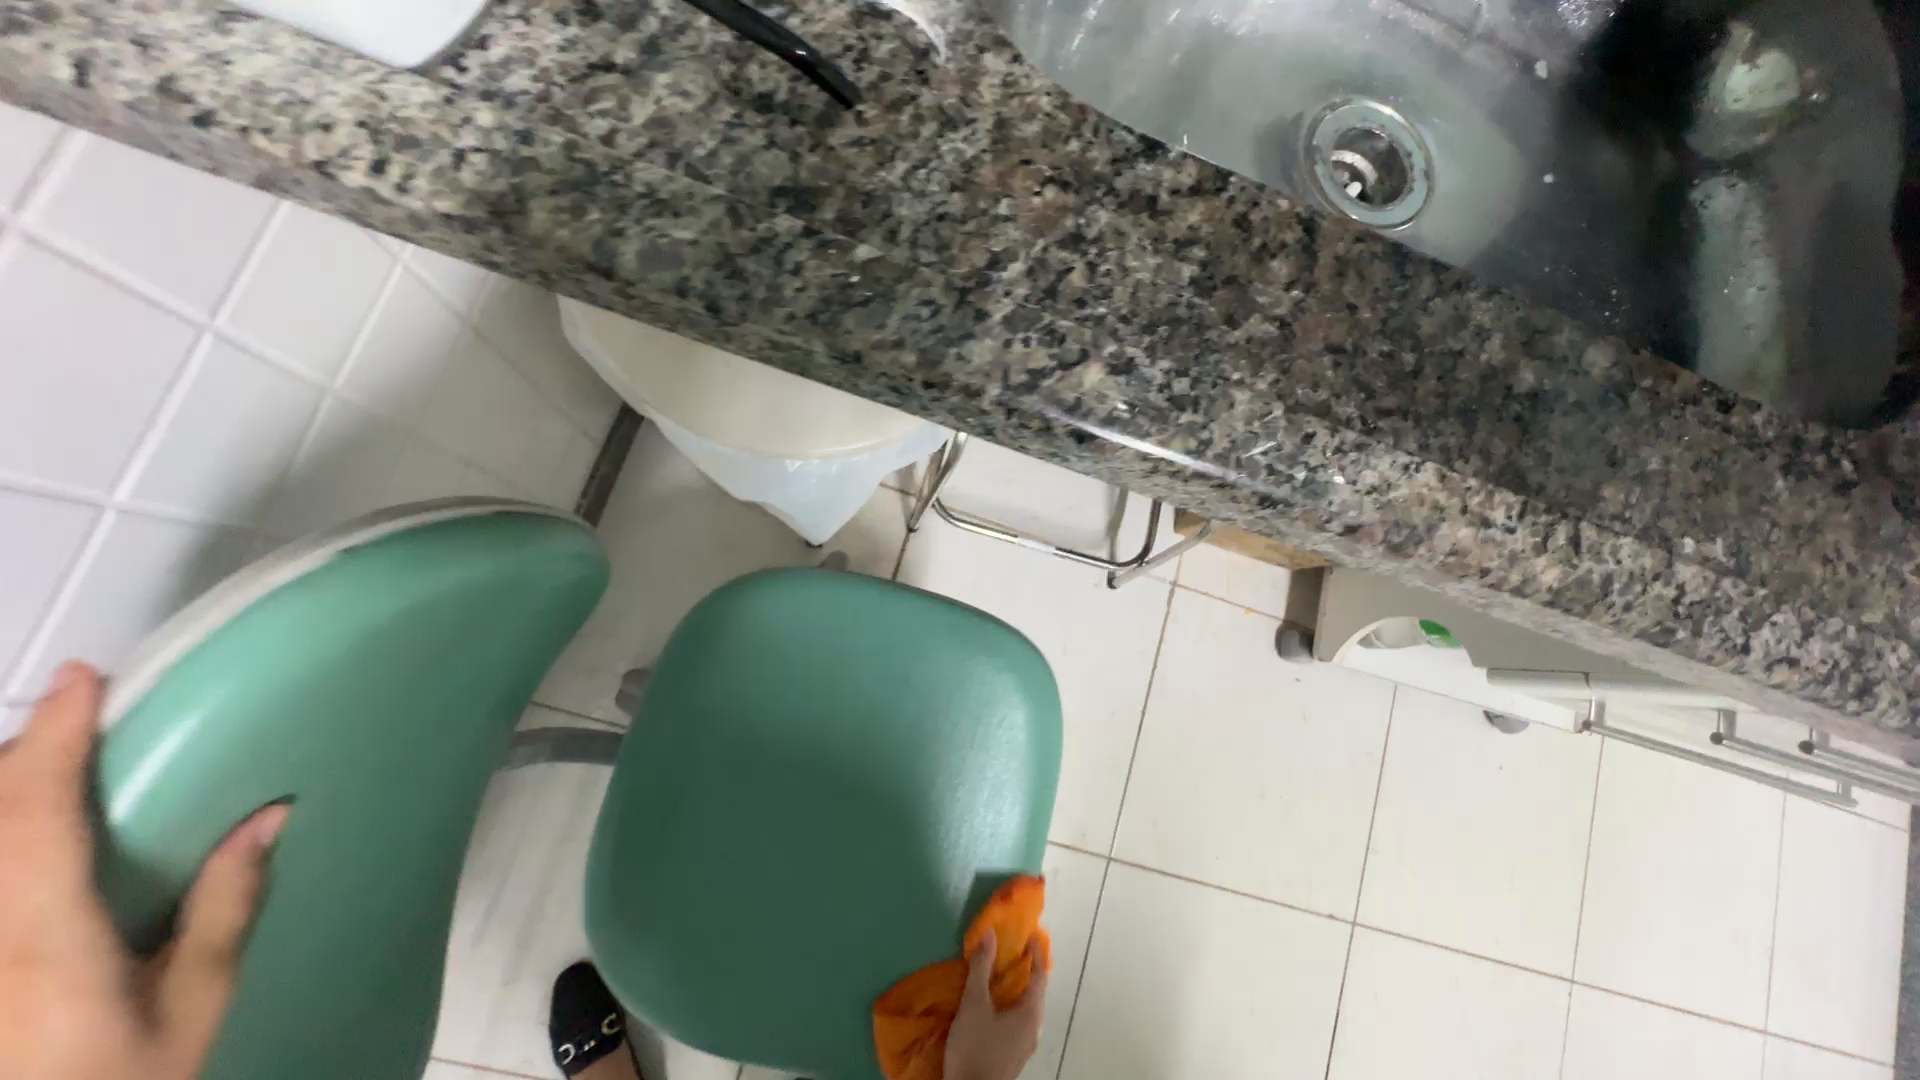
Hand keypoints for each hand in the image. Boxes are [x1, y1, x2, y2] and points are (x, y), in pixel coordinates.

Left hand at [0, 662, 288, 1079]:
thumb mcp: (192, 1007)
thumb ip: (224, 909)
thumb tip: (268, 818)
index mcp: (41, 943)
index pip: (33, 817)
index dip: (52, 740)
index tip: (82, 679)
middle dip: (17, 756)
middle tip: (71, 719)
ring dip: (3, 794)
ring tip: (42, 768)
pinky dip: (1, 833)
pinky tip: (26, 833)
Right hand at [943, 929, 1046, 1079]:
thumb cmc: (975, 1047)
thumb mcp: (974, 1004)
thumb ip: (981, 968)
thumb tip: (990, 934)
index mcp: (1031, 1013)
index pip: (1040, 976)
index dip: (1036, 954)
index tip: (1031, 935)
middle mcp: (1035, 1028)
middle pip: (1036, 992)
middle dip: (1028, 970)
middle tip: (1015, 950)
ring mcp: (1026, 1044)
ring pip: (1028, 1007)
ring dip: (1019, 988)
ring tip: (1004, 973)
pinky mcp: (1015, 1054)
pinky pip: (1020, 1019)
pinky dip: (1013, 1003)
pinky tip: (997, 1003)